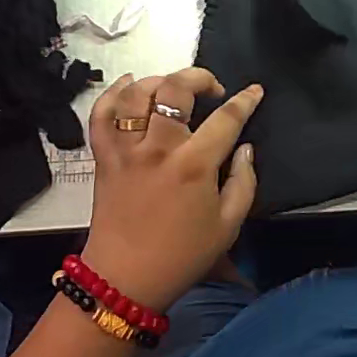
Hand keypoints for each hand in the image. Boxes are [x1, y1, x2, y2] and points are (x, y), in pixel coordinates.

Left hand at [80, 68, 262, 310]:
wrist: (125, 279)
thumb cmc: (182, 255)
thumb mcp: (229, 225)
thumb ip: (244, 181)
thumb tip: (245, 148)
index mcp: (194, 165)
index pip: (226, 119)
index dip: (245, 100)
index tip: (254, 91)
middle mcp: (158, 148)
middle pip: (175, 90)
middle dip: (199, 77)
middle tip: (212, 89)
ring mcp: (125, 150)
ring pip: (136, 94)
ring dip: (158, 81)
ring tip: (173, 89)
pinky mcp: (103, 157)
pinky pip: (101, 114)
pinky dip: (113, 93)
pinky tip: (129, 86)